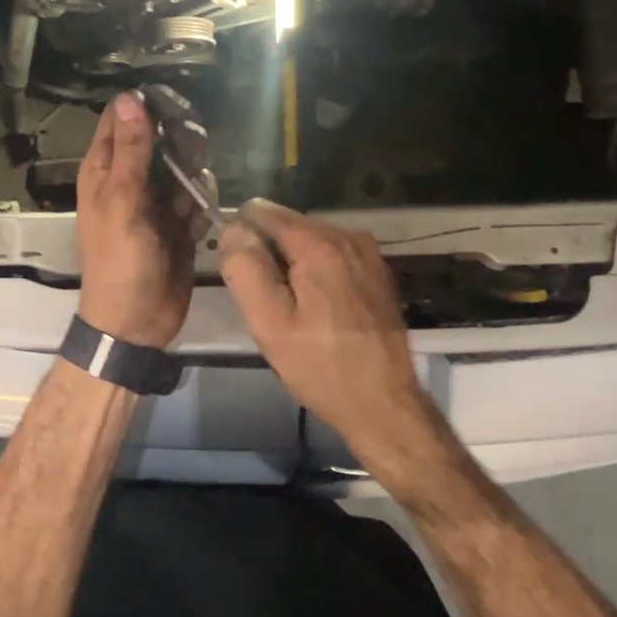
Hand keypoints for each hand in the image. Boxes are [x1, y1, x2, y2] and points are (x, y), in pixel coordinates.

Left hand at [74, 91, 200, 348]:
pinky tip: (198, 214)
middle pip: (156, 140)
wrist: (136, 322)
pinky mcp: (178, 223)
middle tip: (197, 139)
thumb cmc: (120, 260)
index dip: (143, 105)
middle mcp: (128, 180)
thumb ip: (131, 151)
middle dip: (177, 138)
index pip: (119, 121)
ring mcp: (155, 202)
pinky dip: (199, 201)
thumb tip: (129, 98)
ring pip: (179, 167)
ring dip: (192, 170)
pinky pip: (194, 198)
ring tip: (195, 185)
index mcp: (104, 171)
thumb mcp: (123, 201)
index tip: (174, 95)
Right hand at [219, 199, 436, 458]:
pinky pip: (332, 256)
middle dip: (269, 254)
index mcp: (319, 244)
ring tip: (292, 311)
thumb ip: (245, 268)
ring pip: (309, 240)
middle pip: (287, 224)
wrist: (384, 406)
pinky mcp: (377, 272)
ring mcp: (368, 254)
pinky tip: (318, 312)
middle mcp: (347, 236)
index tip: (242, 275)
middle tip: (268, 304)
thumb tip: (232, 229)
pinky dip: (317, 273)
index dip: (242, 236)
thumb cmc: (321, 366)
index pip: (262, 210)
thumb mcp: (269, 323)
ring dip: (293, 265)